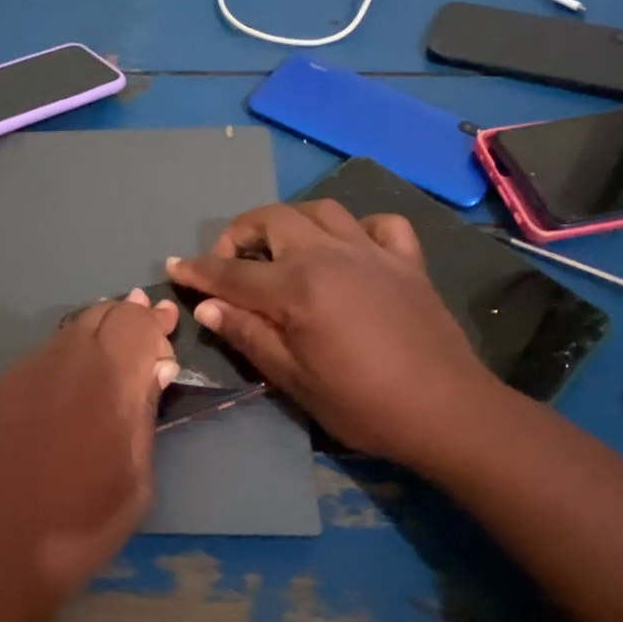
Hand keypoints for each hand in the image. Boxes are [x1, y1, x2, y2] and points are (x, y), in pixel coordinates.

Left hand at [0, 289, 179, 611]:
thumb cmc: (81, 525)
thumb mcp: (136, 480)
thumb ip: (145, 413)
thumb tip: (156, 368)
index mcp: (107, 378)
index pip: (136, 321)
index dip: (156, 322)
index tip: (171, 328)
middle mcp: (65, 359)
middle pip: (103, 313)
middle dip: (129, 317)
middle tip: (150, 327)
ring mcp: (27, 369)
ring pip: (72, 329)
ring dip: (99, 332)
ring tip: (116, 348)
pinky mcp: (1, 387)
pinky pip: (46, 354)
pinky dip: (69, 353)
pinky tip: (74, 380)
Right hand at [167, 201, 495, 467]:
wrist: (448, 411)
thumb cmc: (363, 405)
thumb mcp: (295, 380)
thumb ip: (249, 335)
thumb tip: (207, 306)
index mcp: (298, 287)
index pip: (233, 273)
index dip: (199, 270)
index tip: (175, 266)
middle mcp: (330, 254)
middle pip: (273, 219)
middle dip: (240, 233)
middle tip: (229, 263)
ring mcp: (372, 251)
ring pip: (321, 210)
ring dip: (293, 222)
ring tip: (283, 250)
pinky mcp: (407, 259)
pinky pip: (380, 224)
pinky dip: (359, 228)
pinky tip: (351, 249)